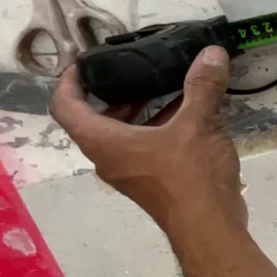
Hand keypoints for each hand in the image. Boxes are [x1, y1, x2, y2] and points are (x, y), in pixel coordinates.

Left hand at [49, 45, 246, 234]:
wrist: (208, 224)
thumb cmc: (190, 173)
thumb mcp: (199, 125)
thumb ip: (202, 88)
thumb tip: (211, 52)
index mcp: (102, 140)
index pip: (65, 105)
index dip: (69, 81)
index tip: (85, 63)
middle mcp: (107, 156)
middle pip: (95, 119)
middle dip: (113, 94)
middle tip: (136, 73)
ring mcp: (131, 172)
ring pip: (123, 134)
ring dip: (140, 112)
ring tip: (167, 92)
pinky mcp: (153, 181)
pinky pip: (145, 147)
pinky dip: (158, 129)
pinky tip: (190, 121)